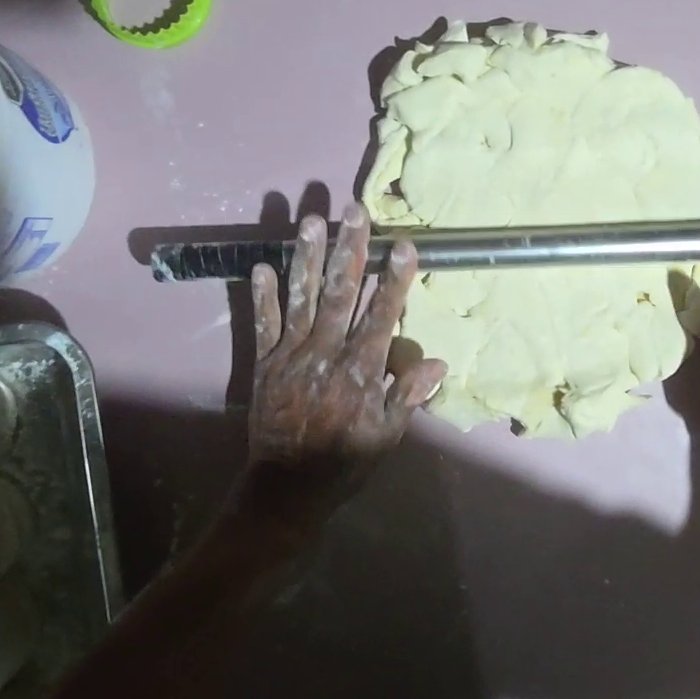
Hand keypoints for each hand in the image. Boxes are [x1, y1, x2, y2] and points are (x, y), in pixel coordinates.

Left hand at [236, 202, 445, 530]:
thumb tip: (438, 361)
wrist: (287, 487)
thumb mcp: (386, 436)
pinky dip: (263, 295)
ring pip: (301, 298)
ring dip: (306, 257)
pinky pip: (263, 323)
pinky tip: (261, 263)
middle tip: (355, 211)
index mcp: (360, 370)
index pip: (382, 315)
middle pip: (341, 293)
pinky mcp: (263, 362)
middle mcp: (325, 353)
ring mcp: (290, 355)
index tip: (403, 245)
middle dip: (350, 249)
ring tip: (311, 220)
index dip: (394, 279)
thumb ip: (407, 395)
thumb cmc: (345, 460)